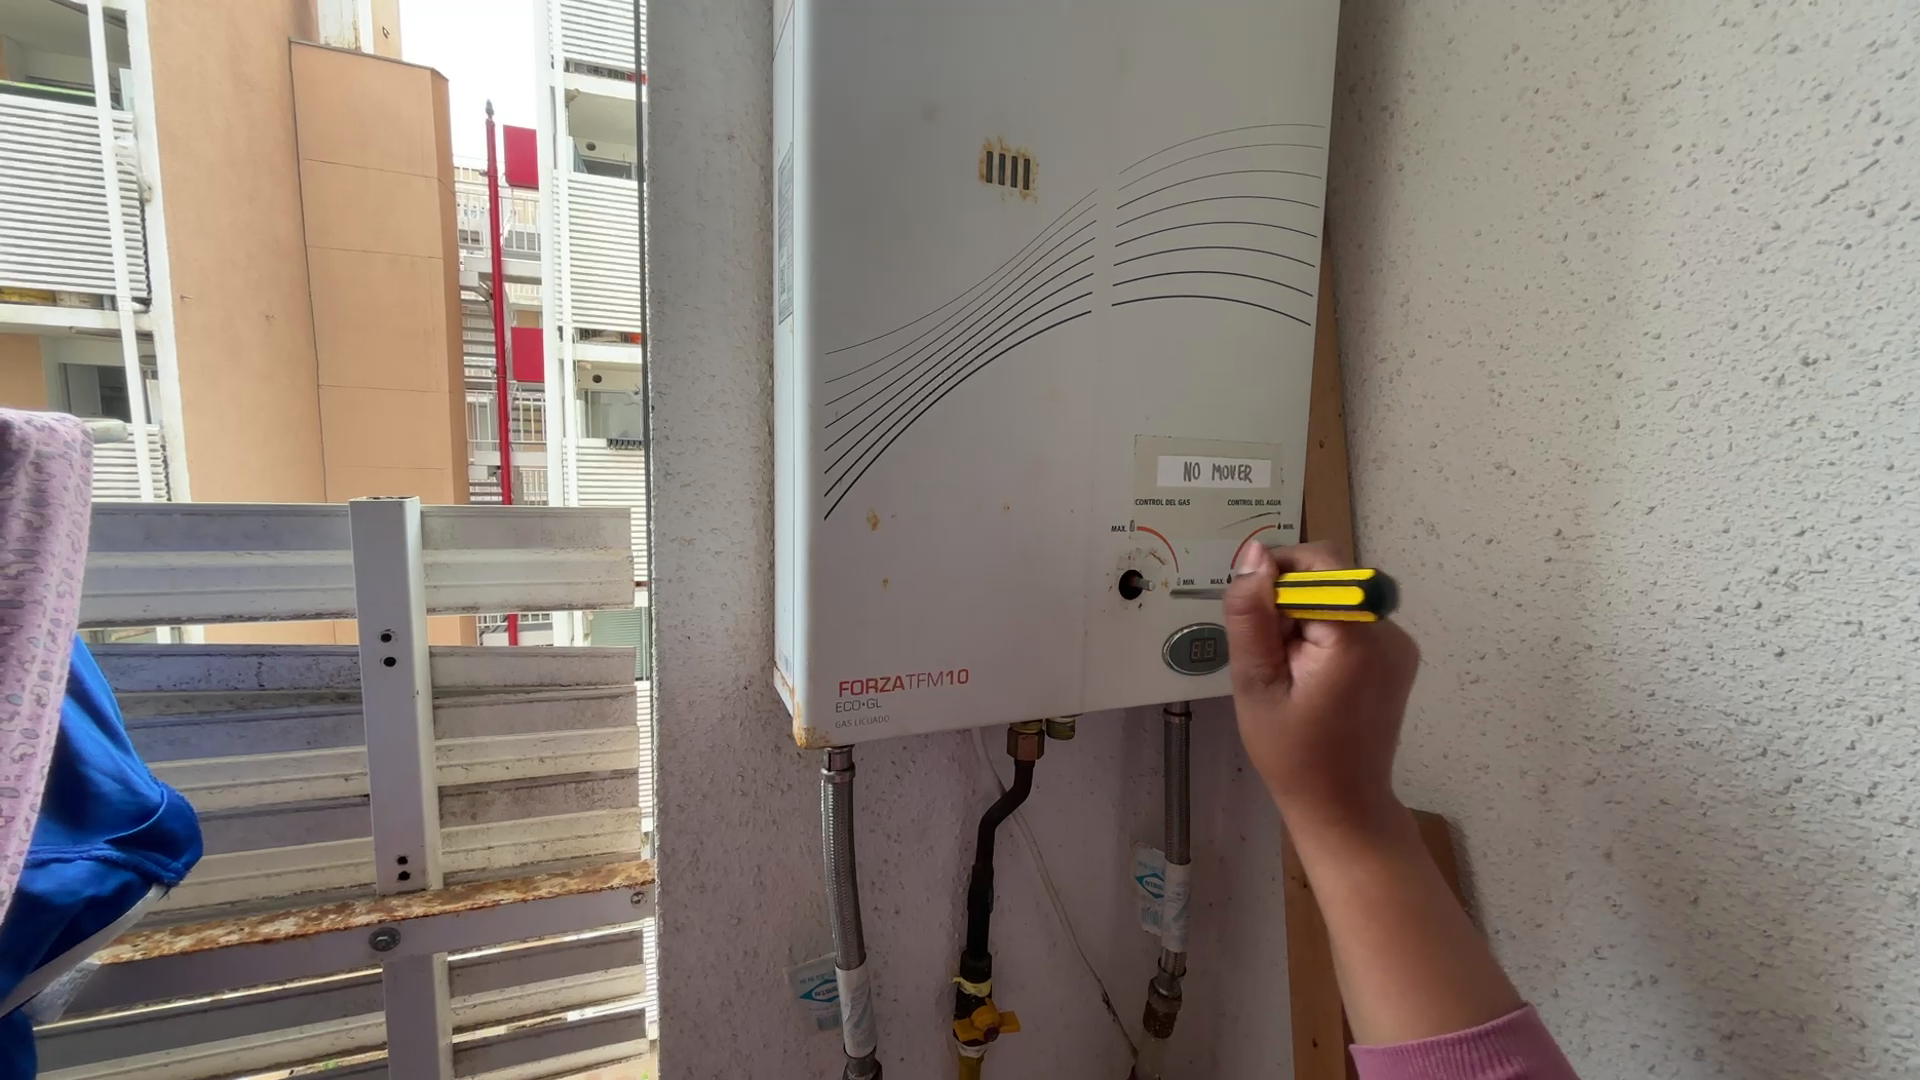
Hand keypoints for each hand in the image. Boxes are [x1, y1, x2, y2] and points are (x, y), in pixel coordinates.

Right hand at [1222, 539, 1420, 838]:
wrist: (1342, 804)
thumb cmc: (1290, 751)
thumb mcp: (1255, 682)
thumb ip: (1251, 616)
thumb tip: (1253, 554)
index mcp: (1356, 639)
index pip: (1319, 563)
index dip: (1277, 574)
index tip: (1250, 614)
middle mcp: (1389, 632)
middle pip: (1330, 575)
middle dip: (1287, 596)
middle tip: (1264, 647)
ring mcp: (1398, 643)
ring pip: (1337, 593)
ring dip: (1301, 613)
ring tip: (1284, 664)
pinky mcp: (1396, 654)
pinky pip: (1350, 615)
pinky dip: (1320, 628)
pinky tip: (1305, 669)